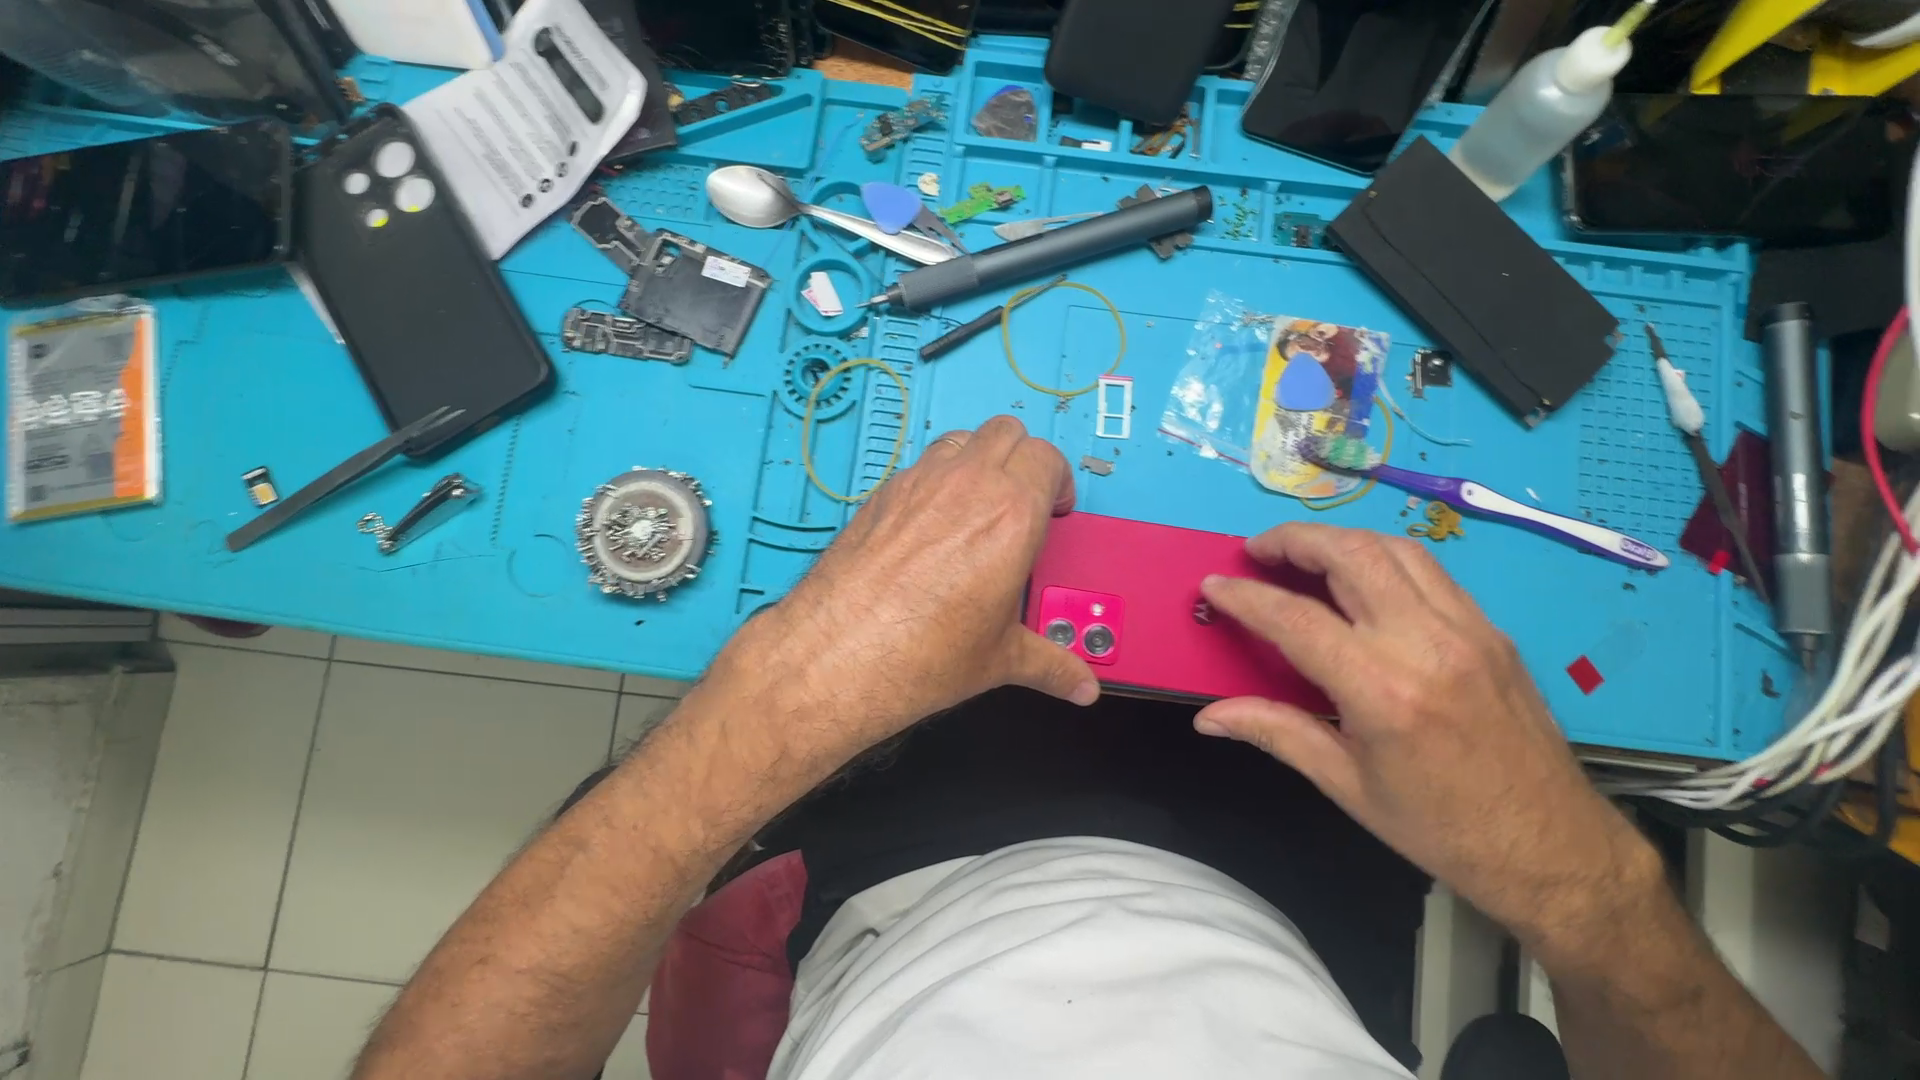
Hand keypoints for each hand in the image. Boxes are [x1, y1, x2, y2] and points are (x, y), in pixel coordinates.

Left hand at [712, 416, 1098, 765]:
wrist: (838, 653)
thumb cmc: (920, 653)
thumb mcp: (1000, 659)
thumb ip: (1051, 665)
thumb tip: (1079, 685)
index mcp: (1011, 514)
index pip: (1048, 460)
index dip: (1058, 482)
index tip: (1055, 509)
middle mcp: (966, 485)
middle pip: (1008, 432)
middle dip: (1024, 460)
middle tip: (1025, 500)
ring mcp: (920, 483)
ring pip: (963, 438)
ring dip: (980, 458)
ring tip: (981, 503)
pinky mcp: (883, 494)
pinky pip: (921, 464)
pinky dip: (938, 478)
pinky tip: (934, 523)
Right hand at [1195, 524, 1656, 944]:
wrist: (1552, 849)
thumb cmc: (1438, 827)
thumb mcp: (1345, 785)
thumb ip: (1275, 732)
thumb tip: (1208, 718)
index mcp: (1382, 691)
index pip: (1296, 619)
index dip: (1246, 596)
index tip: (1213, 584)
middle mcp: (1426, 644)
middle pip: (1351, 555)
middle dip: (1294, 540)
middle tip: (1256, 550)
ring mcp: (1468, 630)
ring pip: (1395, 549)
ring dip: (1340, 540)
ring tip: (1303, 554)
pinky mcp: (1492, 631)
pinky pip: (1429, 571)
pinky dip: (1382, 558)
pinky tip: (1361, 579)